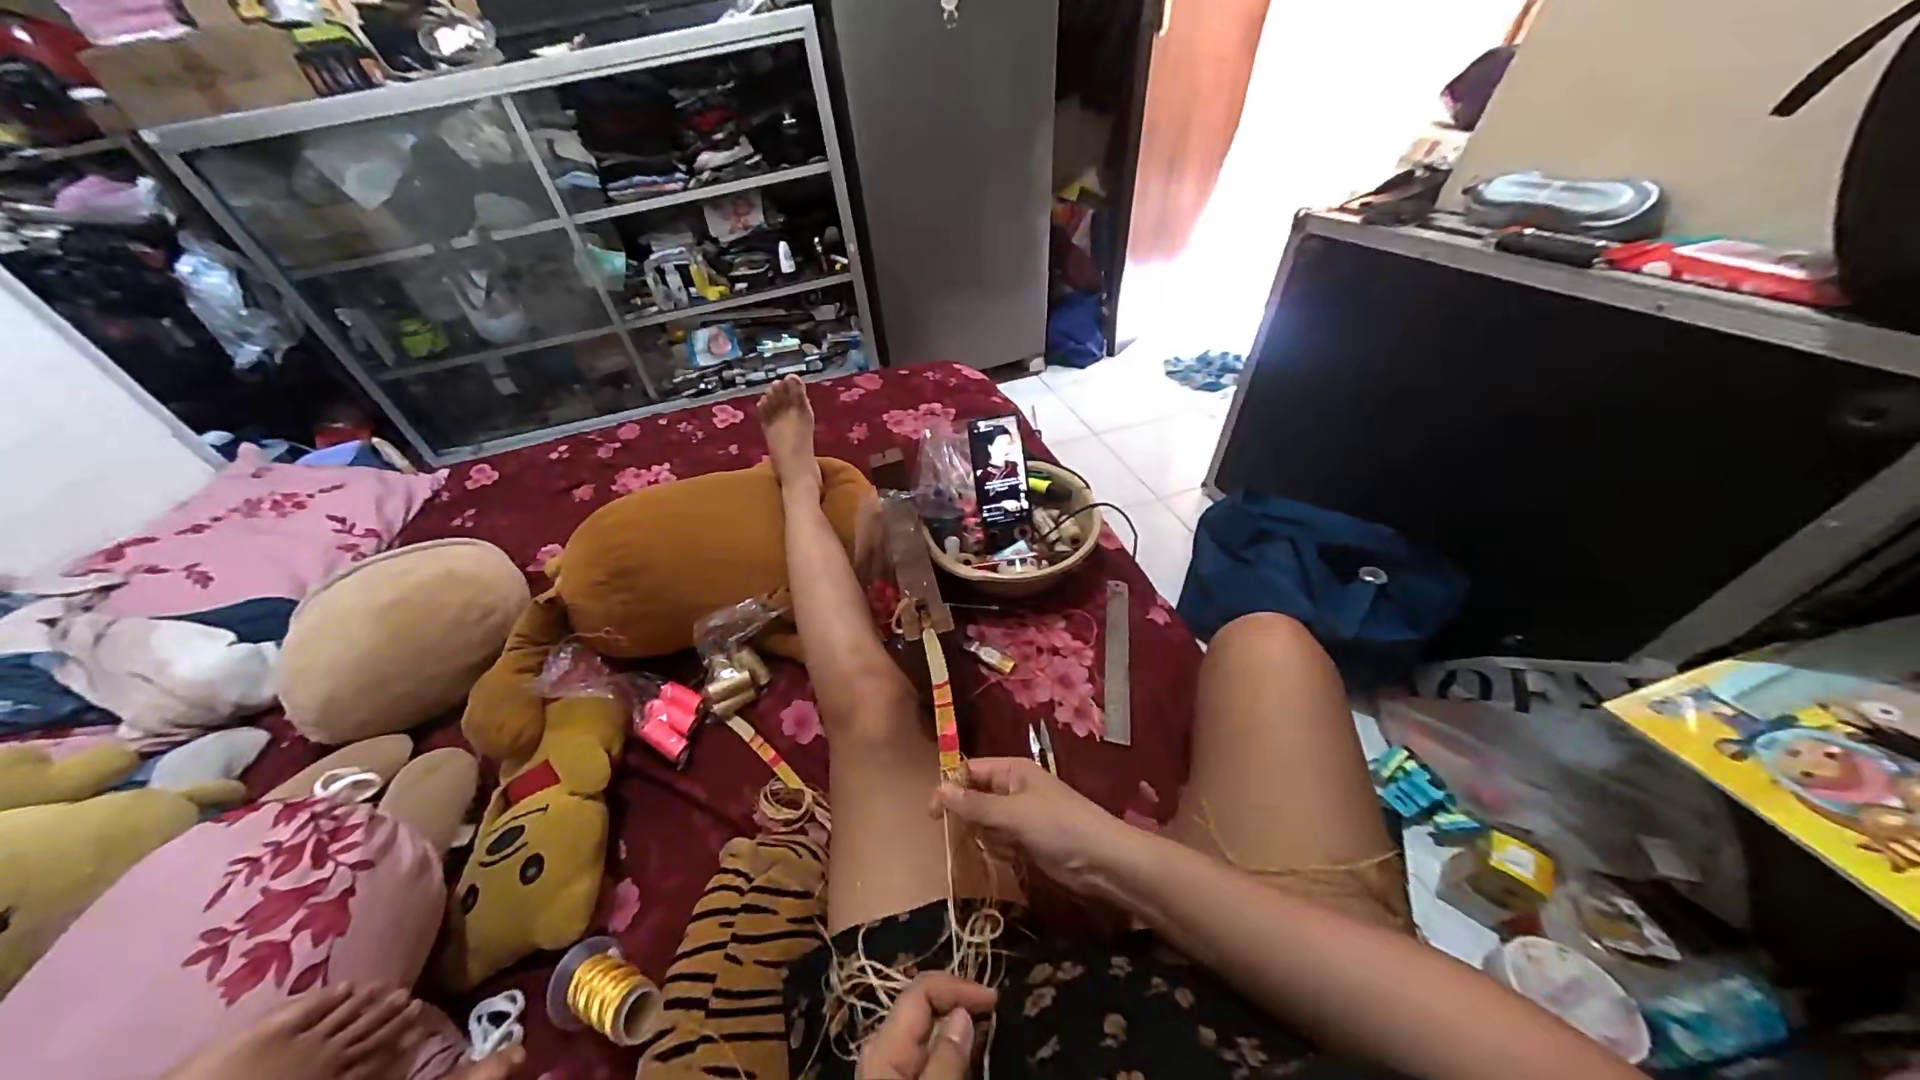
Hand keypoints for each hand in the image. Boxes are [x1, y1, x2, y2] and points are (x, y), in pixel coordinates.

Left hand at [855, 973, 995, 1079]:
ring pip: (923, 1031)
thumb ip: (945, 1060)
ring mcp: (884, 1069)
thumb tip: (963, 1013)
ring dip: (954, 1024)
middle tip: (993, 1009)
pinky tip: (964, 1056)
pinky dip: (946, 1049)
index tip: (994, 998)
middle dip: (957, 1000)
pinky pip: (922, 1055)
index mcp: (884, 1044)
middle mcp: (881, 1049)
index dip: (959, 986)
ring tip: (985, 1027)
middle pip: (921, 1006)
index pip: (920, 990)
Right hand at [931, 757, 1136, 895]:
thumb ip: (974, 804)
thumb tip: (939, 789)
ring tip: (1010, 846)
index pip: (969, 771)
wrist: (1103, 862)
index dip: (949, 788)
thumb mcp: (1013, 814)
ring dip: (990, 838)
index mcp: (1012, 770)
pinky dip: (1003, 851)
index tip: (932, 815)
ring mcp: (1021, 815)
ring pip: (985, 824)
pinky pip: (1000, 842)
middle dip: (973, 818)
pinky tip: (1018, 858)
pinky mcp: (1028, 840)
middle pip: (974, 798)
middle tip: (982, 834)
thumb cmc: (1059, 827)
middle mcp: (1014, 788)